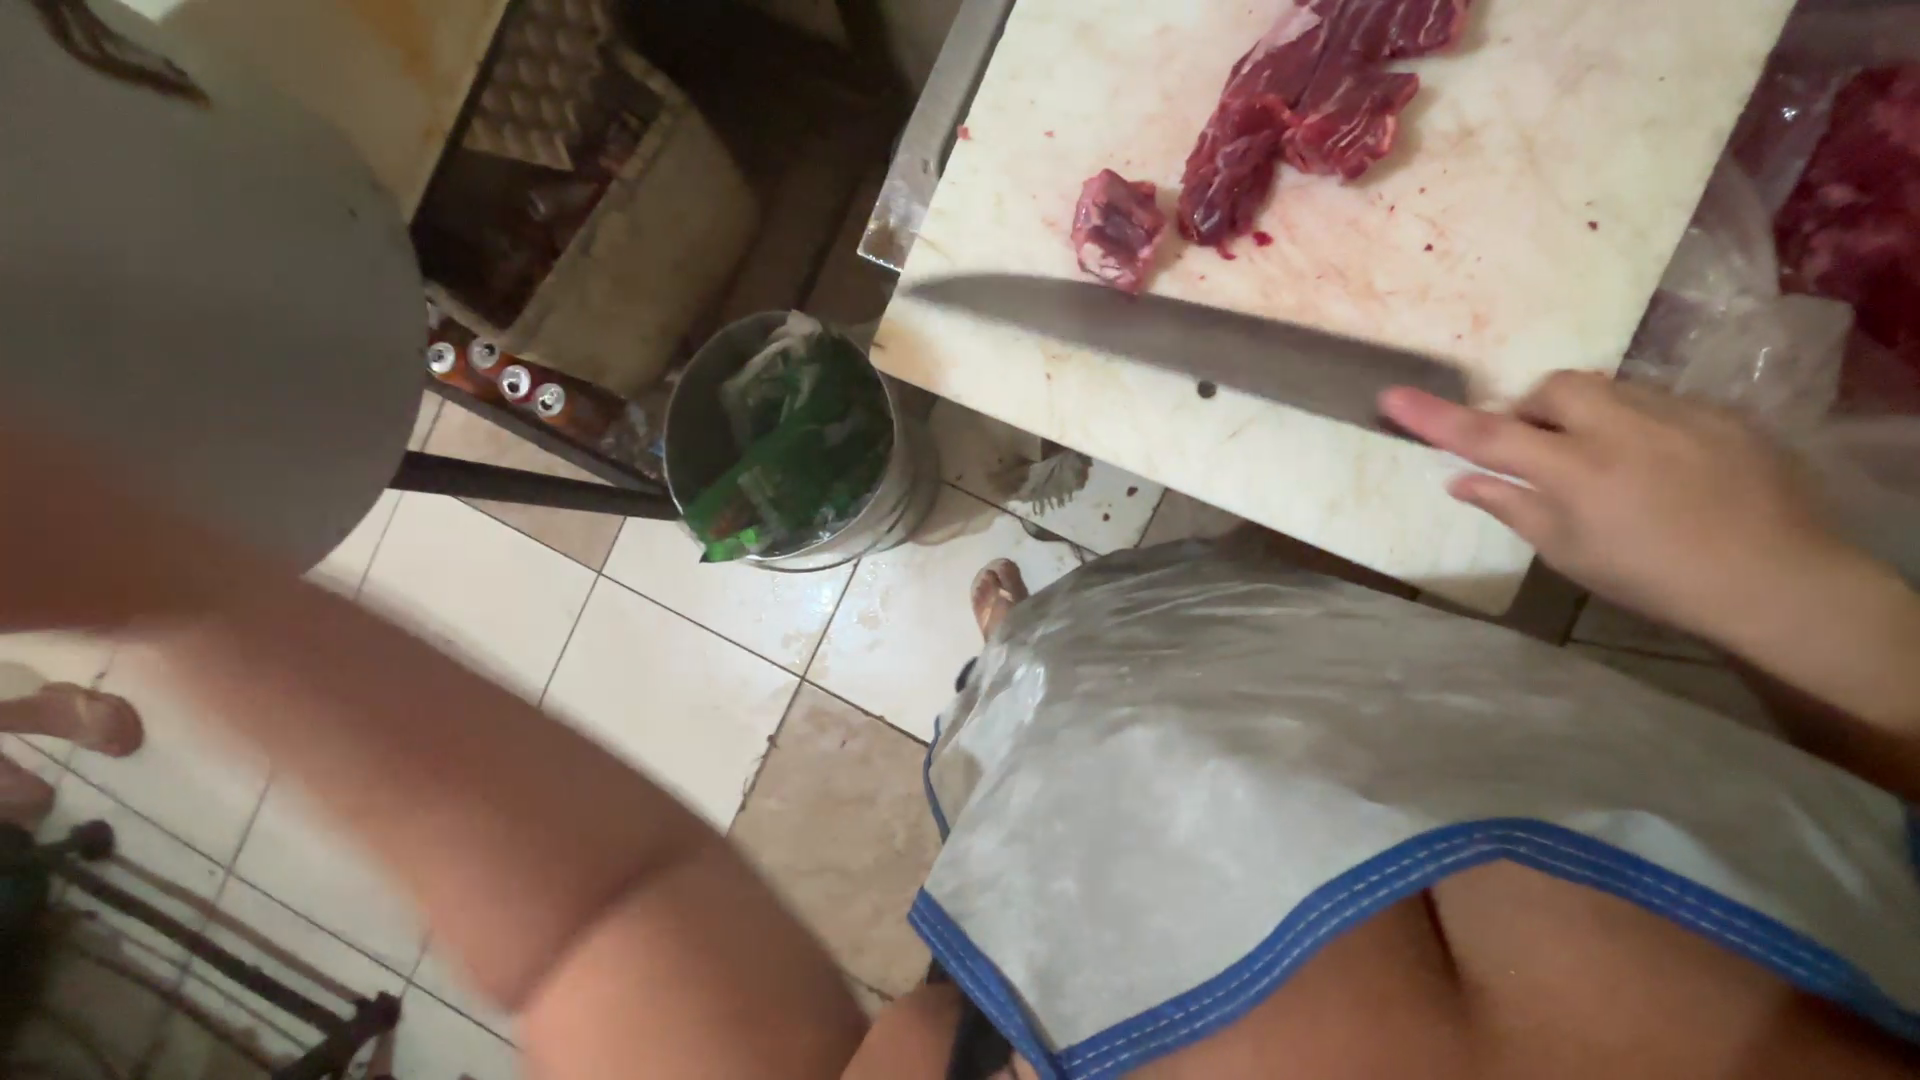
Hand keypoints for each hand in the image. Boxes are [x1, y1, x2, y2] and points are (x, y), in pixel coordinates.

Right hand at [1379, 372, 1857, 644]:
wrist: (1777, 580)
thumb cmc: (1652, 577)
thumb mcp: (1568, 551)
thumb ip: (1511, 505)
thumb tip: (1461, 479)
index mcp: (1575, 471)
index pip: (1486, 435)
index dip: (1434, 416)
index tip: (1391, 395)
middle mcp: (1622, 429)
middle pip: (1553, 388)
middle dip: (1530, 409)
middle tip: (1536, 450)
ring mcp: (1678, 415)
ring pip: (1607, 389)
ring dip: (1582, 414)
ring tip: (1599, 458)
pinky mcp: (1722, 415)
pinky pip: (1657, 401)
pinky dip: (1634, 423)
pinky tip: (1654, 464)